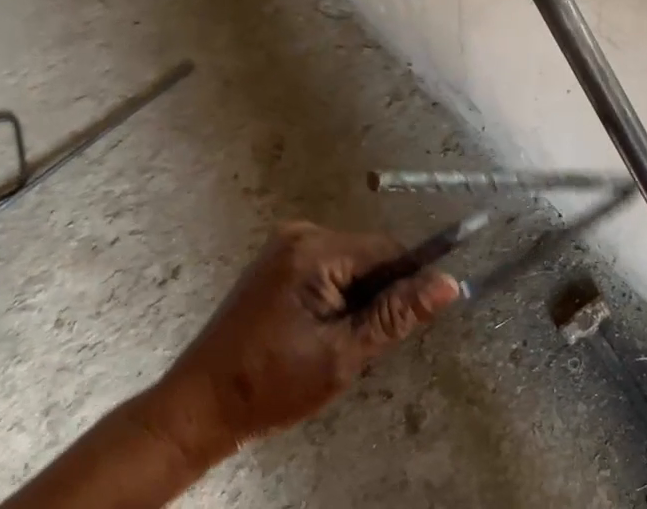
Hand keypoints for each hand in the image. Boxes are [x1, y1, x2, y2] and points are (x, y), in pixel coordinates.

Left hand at [143, 222, 460, 462]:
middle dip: (377, 297)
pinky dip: (335, 299)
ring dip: (357, 301)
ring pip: (351, 266)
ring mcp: (284, 247)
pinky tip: (317, 334)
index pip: (389, 252)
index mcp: (314, 251)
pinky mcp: (275, 265)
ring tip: (336, 344)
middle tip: (360, 344)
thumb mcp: (343, 355)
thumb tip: (449, 283)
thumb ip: (397, 315)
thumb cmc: (270, 386)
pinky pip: (328, 270)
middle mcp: (300, 235)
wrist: (196, 410)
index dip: (406, 287)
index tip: (405, 325)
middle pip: (370, 257)